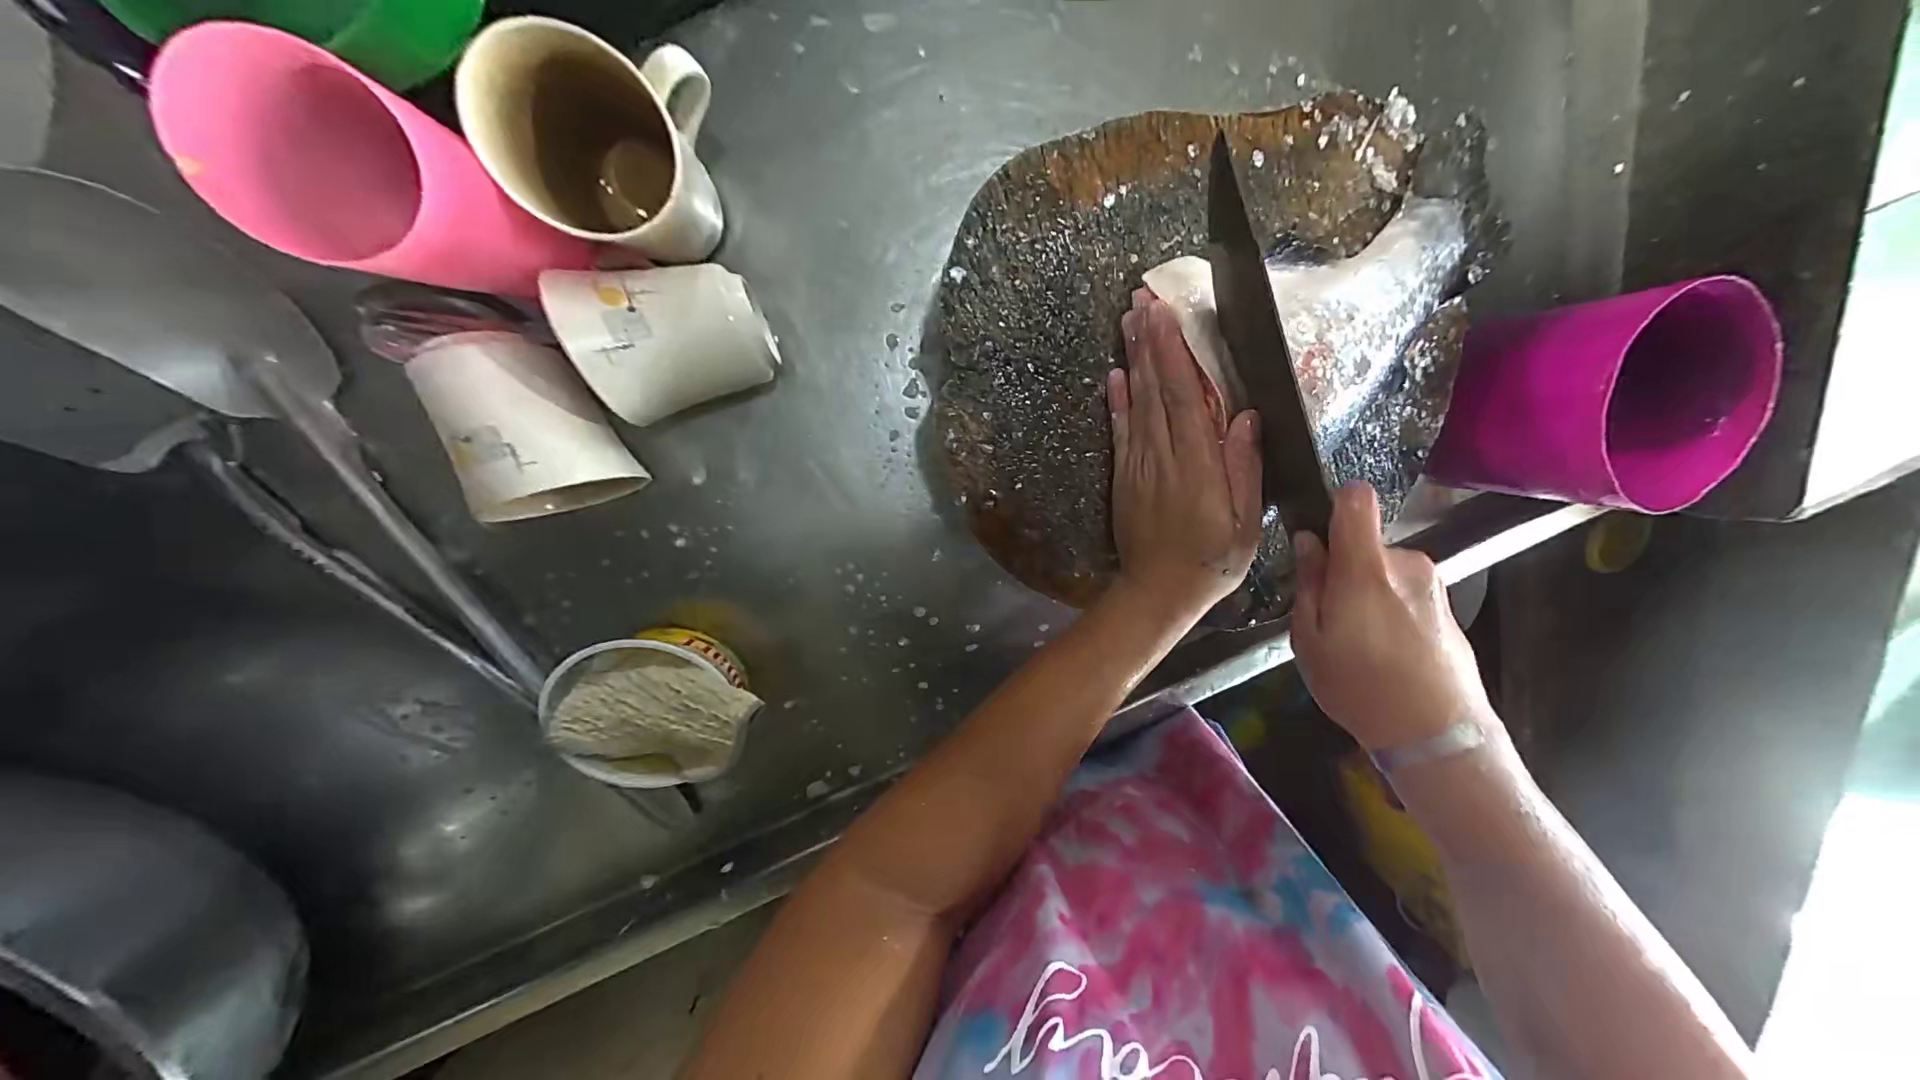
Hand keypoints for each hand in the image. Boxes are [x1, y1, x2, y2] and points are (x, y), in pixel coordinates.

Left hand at [1107, 290, 1261, 618]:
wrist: (1157, 592)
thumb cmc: (1211, 561)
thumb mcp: (1245, 524)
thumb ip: (1243, 469)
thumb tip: (1247, 416)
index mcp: (1197, 467)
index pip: (1184, 398)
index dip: (1173, 354)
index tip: (1166, 316)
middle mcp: (1163, 458)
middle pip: (1154, 391)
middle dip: (1149, 343)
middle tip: (1142, 299)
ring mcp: (1138, 466)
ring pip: (1135, 404)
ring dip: (1131, 361)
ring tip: (1129, 322)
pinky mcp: (1124, 477)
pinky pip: (1120, 433)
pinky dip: (1116, 402)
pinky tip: (1114, 375)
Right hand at [1291, 484, 1495, 751]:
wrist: (1437, 733)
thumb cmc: (1359, 686)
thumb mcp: (1309, 639)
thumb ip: (1309, 583)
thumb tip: (1309, 542)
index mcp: (1365, 566)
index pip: (1357, 499)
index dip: (1335, 504)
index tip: (1319, 537)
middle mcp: (1405, 563)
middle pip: (1365, 543)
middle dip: (1343, 567)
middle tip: (1328, 615)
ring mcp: (1432, 584)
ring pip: (1384, 570)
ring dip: (1366, 591)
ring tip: (1356, 640)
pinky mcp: (1447, 606)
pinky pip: (1405, 592)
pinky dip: (1389, 609)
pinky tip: (1385, 651)